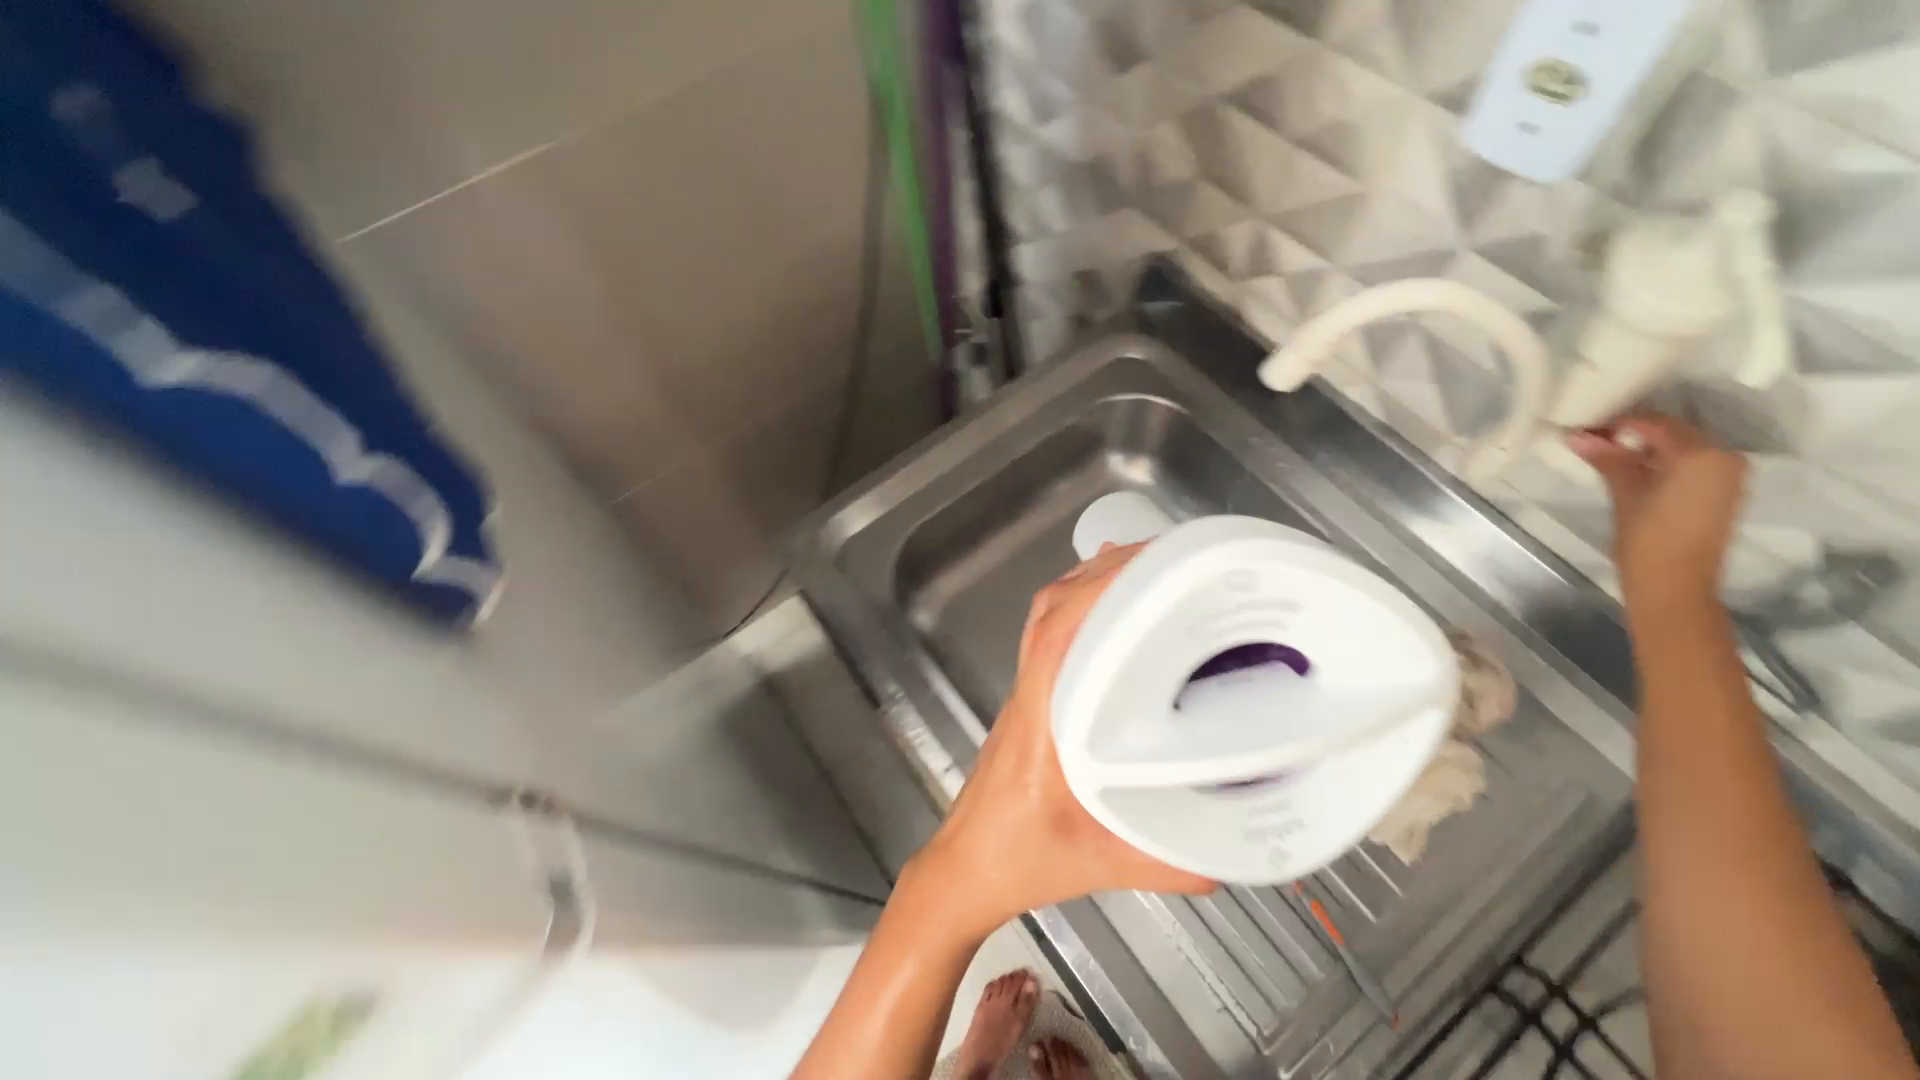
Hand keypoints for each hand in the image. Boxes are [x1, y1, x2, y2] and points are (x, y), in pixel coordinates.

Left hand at [907, 543, 1215, 936]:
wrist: (968, 867)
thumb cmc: (1021, 861)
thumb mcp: (1106, 864)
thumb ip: (1174, 864)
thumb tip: (1239, 851)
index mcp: (1042, 720)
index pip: (1059, 632)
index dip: (1101, 591)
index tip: (1151, 567)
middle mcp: (1029, 692)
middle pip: (1055, 608)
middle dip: (1110, 574)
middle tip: (1171, 561)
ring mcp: (1025, 692)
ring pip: (1048, 615)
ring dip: (1093, 584)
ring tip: (1148, 568)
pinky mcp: (1030, 699)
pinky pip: (1049, 635)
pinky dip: (1079, 606)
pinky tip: (1111, 603)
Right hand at [1566, 413, 1747, 599]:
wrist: (1675, 586)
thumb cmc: (1646, 540)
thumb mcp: (1624, 494)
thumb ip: (1608, 460)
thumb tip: (1578, 435)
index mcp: (1700, 454)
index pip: (1655, 423)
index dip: (1619, 422)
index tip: (1587, 427)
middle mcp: (1724, 457)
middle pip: (1673, 433)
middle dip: (1634, 434)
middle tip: (1595, 441)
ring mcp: (1729, 475)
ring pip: (1684, 448)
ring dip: (1650, 448)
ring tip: (1612, 457)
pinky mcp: (1725, 492)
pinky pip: (1694, 465)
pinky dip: (1666, 463)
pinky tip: (1638, 472)